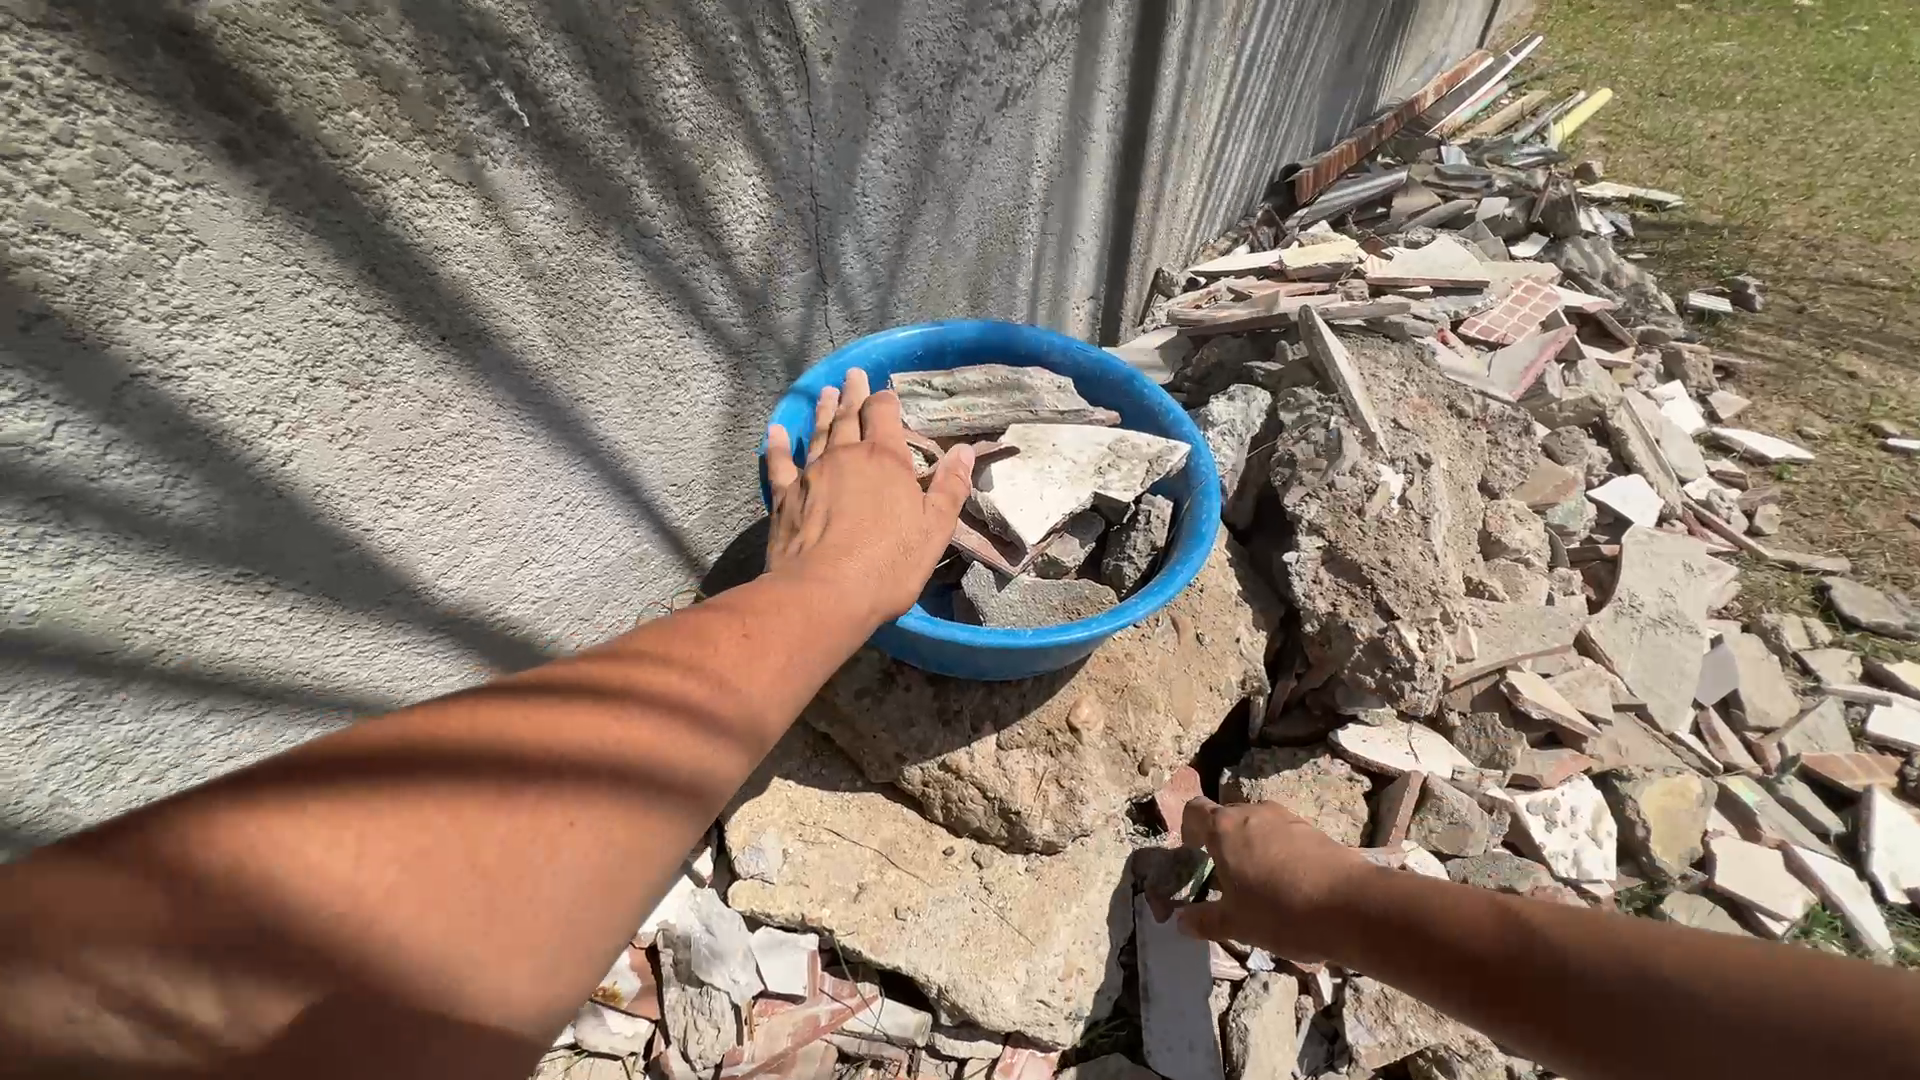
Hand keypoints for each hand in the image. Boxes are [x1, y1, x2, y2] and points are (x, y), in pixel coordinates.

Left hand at [765, 369, 974, 624]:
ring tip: (824, 392)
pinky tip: (777, 432)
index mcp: (886, 460)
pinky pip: (780, 463)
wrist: (824, 593)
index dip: (886, 401)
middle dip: (852, 394)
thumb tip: (965, 452)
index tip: (886, 392)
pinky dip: (779, 446)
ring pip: (817, 433)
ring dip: (821, 411)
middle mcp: (845, 457)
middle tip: (852, 375)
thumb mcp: (934, 530)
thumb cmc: (888, 564)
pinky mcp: (784, 498)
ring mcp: (811, 474)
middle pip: (848, 416)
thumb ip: (950, 488)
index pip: (884, 415)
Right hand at [1174, 796, 1380, 961]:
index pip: (1195, 810)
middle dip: (1222, 838)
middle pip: (1227, 816)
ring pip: (1258, 824)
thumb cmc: (1281, 911)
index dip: (1189, 827)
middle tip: (1227, 872)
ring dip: (1253, 844)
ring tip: (1262, 879)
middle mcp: (1252, 812)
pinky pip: (1285, 834)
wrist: (1353, 907)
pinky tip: (1292, 883)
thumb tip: (1181, 923)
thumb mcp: (1237, 924)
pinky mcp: (1314, 830)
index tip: (1193, 849)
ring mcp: (1286, 818)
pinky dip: (1280, 850)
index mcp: (1224, 828)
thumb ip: (1205, 921)